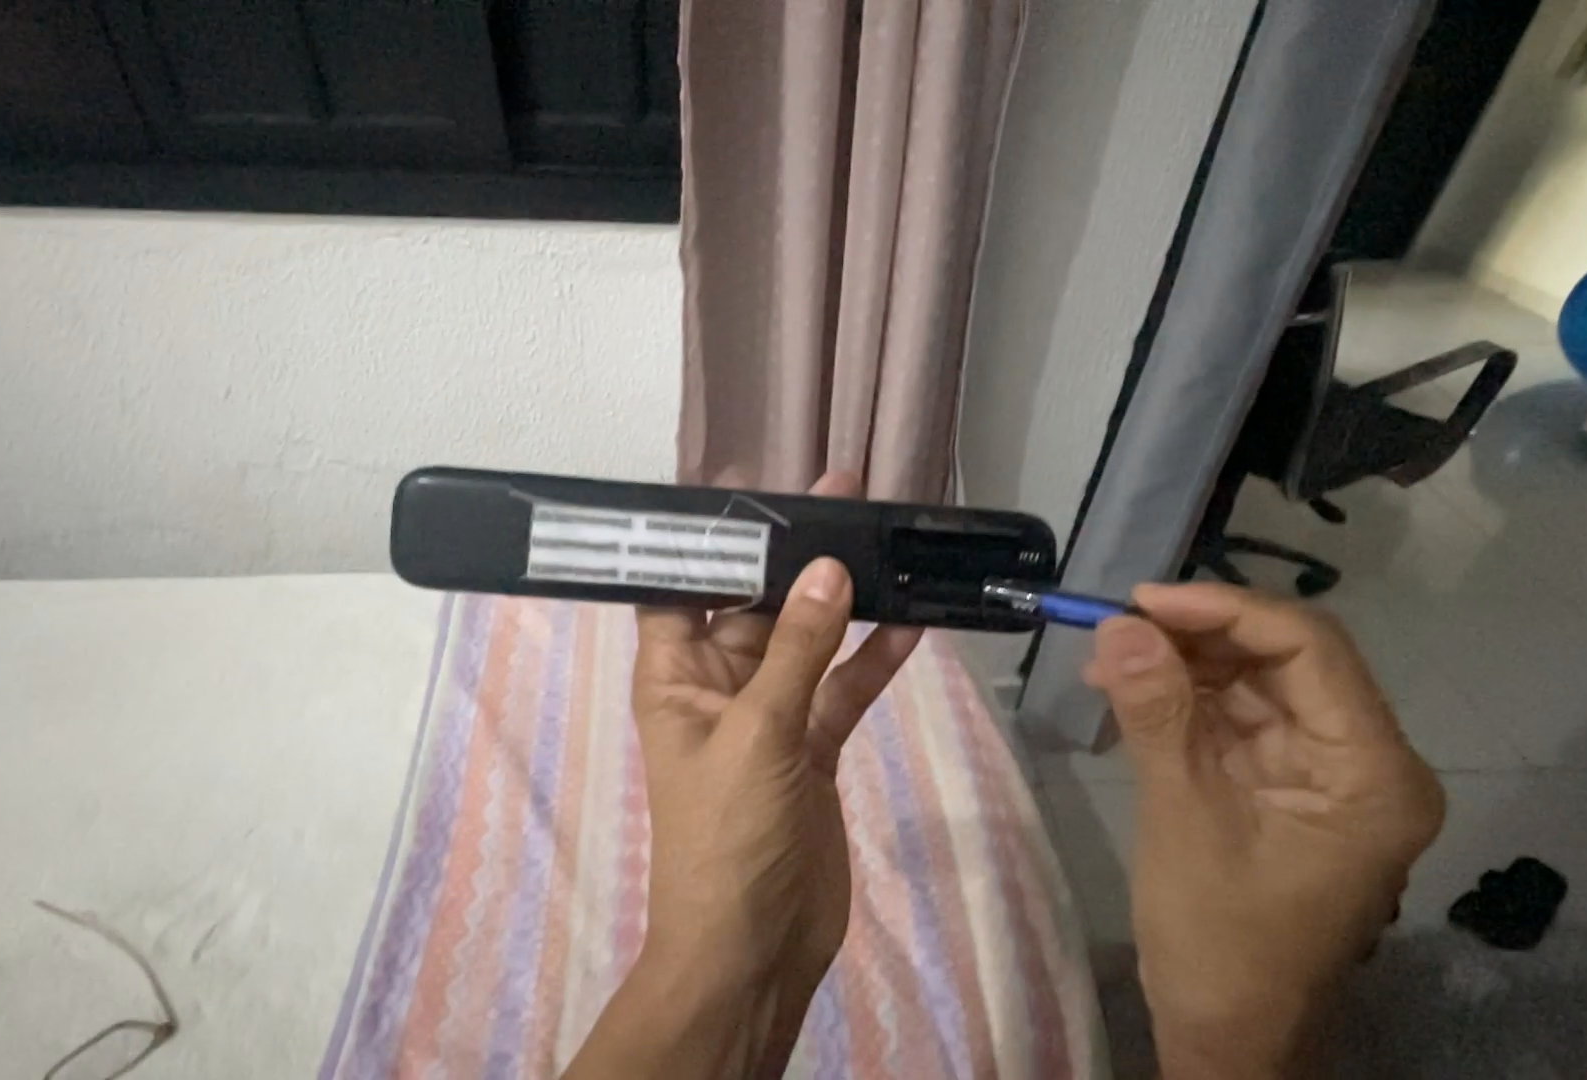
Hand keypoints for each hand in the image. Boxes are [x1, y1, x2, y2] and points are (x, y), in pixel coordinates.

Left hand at [564, 472, 922, 1079]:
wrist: (758, 947)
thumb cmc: (727, 836)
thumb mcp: (757, 734)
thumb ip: (797, 651)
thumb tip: (827, 569)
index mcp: (676, 673)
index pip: (681, 586)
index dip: (708, 540)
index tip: (752, 492)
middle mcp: (718, 682)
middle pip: (756, 603)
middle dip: (794, 557)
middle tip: (841, 496)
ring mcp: (771, 711)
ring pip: (807, 640)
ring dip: (841, 600)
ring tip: (882, 541)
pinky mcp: (813, 741)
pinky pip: (843, 687)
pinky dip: (872, 659)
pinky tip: (911, 623)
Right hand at [1084, 584, 1443, 1078]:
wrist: (1224, 1028)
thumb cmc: (1218, 938)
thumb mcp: (1182, 816)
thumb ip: (1156, 713)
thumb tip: (1116, 624)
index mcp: (1371, 772)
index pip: (1309, 650)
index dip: (1224, 611)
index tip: (1141, 601)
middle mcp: (1359, 758)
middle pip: (1281, 658)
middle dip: (1194, 635)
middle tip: (1114, 626)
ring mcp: (1316, 768)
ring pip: (1250, 680)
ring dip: (1177, 662)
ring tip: (1105, 658)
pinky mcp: (1276, 780)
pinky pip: (1229, 715)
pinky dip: (1176, 696)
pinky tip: (1123, 689)